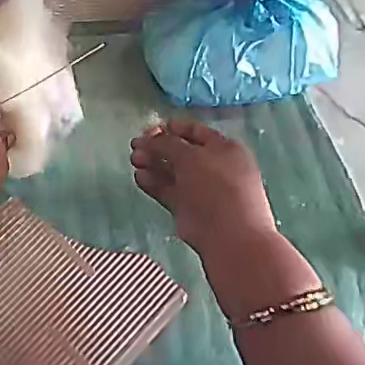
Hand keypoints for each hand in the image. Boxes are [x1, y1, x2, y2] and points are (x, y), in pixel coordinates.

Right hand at [130, 119, 275, 253]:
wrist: (230, 236)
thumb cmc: (216, 187)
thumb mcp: (191, 157)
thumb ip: (167, 143)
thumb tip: (150, 138)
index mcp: (224, 149)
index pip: (195, 132)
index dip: (172, 128)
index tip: (150, 129)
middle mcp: (213, 167)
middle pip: (180, 152)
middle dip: (156, 147)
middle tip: (135, 146)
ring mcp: (199, 189)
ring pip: (171, 171)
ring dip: (151, 163)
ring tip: (134, 160)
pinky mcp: (186, 208)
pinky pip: (167, 190)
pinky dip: (153, 183)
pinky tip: (139, 177)